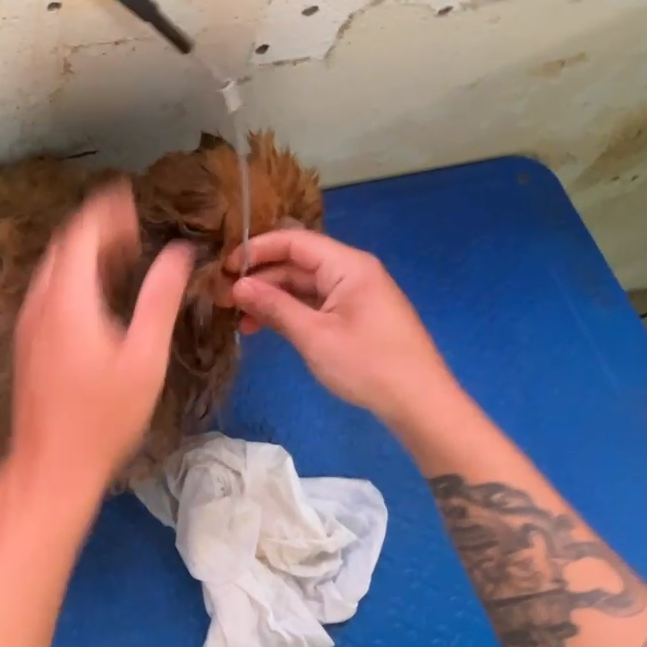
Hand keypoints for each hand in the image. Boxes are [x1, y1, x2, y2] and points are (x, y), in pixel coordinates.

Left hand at [9, 183, 195, 498]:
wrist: (50, 465)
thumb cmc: (104, 416)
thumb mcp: (144, 357)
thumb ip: (160, 298)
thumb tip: (180, 253)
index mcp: (67, 298)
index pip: (81, 232)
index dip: (106, 208)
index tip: (132, 196)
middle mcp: (40, 301)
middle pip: (65, 245)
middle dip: (98, 227)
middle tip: (135, 227)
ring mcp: (28, 321)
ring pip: (54, 267)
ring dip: (85, 252)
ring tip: (124, 254)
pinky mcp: (27, 340)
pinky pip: (49, 288)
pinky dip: (74, 275)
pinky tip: (100, 293)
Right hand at [228, 230, 456, 424]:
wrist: (421, 405)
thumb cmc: (369, 366)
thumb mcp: (314, 336)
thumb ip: (274, 306)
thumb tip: (237, 286)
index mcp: (348, 266)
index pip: (294, 241)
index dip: (256, 249)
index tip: (225, 269)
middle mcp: (351, 272)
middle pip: (296, 262)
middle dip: (260, 278)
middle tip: (225, 298)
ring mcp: (354, 294)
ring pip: (302, 285)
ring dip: (271, 298)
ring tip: (239, 319)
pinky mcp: (354, 315)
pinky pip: (314, 303)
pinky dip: (289, 311)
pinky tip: (264, 328)